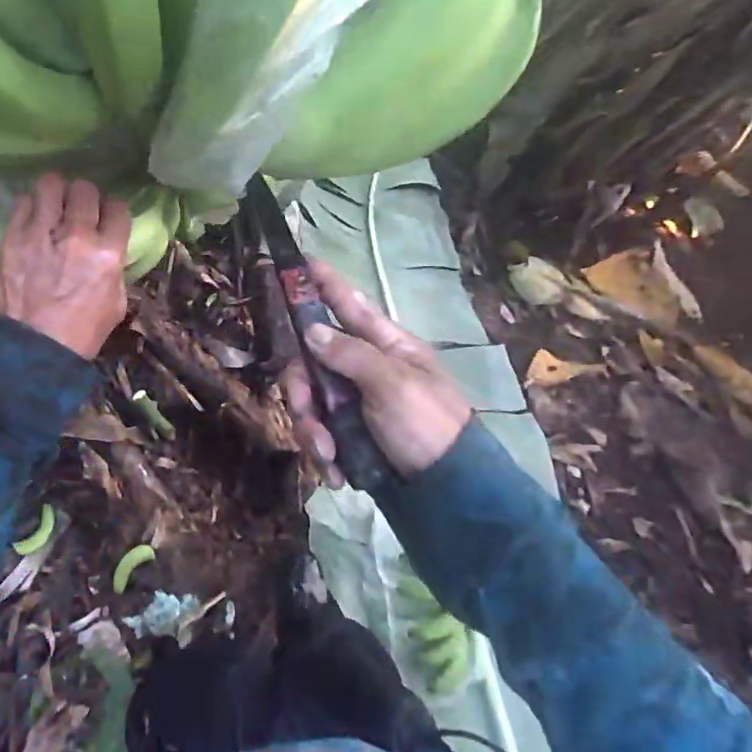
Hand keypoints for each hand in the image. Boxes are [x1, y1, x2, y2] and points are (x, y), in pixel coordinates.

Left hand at [0, 173, 131, 359]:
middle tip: (79, 207)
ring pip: (50, 185)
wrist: (37, 350)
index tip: (107, 215)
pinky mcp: (12, 239)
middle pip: (85, 190)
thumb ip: (115, 266)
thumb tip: (110, 247)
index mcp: (107, 253)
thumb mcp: (117, 301)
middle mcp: (76, 236)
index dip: (114, 209)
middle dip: (86, 196)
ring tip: (54, 203)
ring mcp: (40, 235)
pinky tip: (33, 219)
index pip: (118, 208)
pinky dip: (31, 207)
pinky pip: (22, 203)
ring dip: (56, 192)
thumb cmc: (83, 332)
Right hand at [281, 260, 472, 484]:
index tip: (302, 260)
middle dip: (303, 391)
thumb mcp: (393, 386)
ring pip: (310, 398)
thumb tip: (310, 329)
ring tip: (329, 459)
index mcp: (386, 345)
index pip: (350, 304)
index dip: (326, 283)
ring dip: (312, 430)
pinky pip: (320, 431)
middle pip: (311, 359)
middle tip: (307, 414)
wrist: (450, 491)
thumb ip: (351, 354)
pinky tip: (337, 474)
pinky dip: (324, 453)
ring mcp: (355, 400)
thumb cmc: (429, 425)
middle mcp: (364, 366)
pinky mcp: (349, 432)